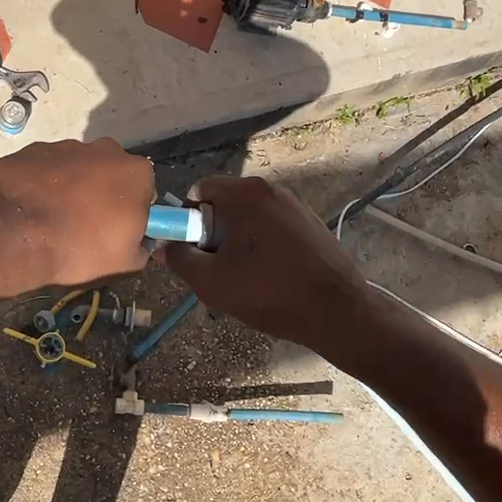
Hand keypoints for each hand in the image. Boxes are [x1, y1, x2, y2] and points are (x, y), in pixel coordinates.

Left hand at [0, 138, 155, 287]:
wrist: (14, 235)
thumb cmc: (80, 248)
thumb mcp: (125, 264)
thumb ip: (143, 249)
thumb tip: (141, 242)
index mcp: (136, 173)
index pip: (144, 191)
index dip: (131, 211)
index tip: (116, 230)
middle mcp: (105, 150)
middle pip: (110, 173)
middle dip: (102, 193)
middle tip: (86, 225)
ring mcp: (65, 146)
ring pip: (76, 169)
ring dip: (70, 188)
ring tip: (53, 219)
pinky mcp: (31, 150)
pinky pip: (45, 169)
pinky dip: (42, 185)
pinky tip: (31, 209)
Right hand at [160, 176, 373, 347]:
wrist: (338, 312)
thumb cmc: (270, 293)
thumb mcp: (213, 282)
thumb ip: (180, 259)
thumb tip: (163, 246)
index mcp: (247, 194)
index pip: (201, 190)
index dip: (188, 220)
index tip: (192, 251)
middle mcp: (272, 190)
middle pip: (226, 205)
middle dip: (214, 235)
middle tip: (217, 271)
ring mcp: (296, 206)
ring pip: (250, 220)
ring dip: (238, 244)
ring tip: (245, 281)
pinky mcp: (312, 225)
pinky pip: (272, 229)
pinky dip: (262, 248)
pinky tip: (270, 280)